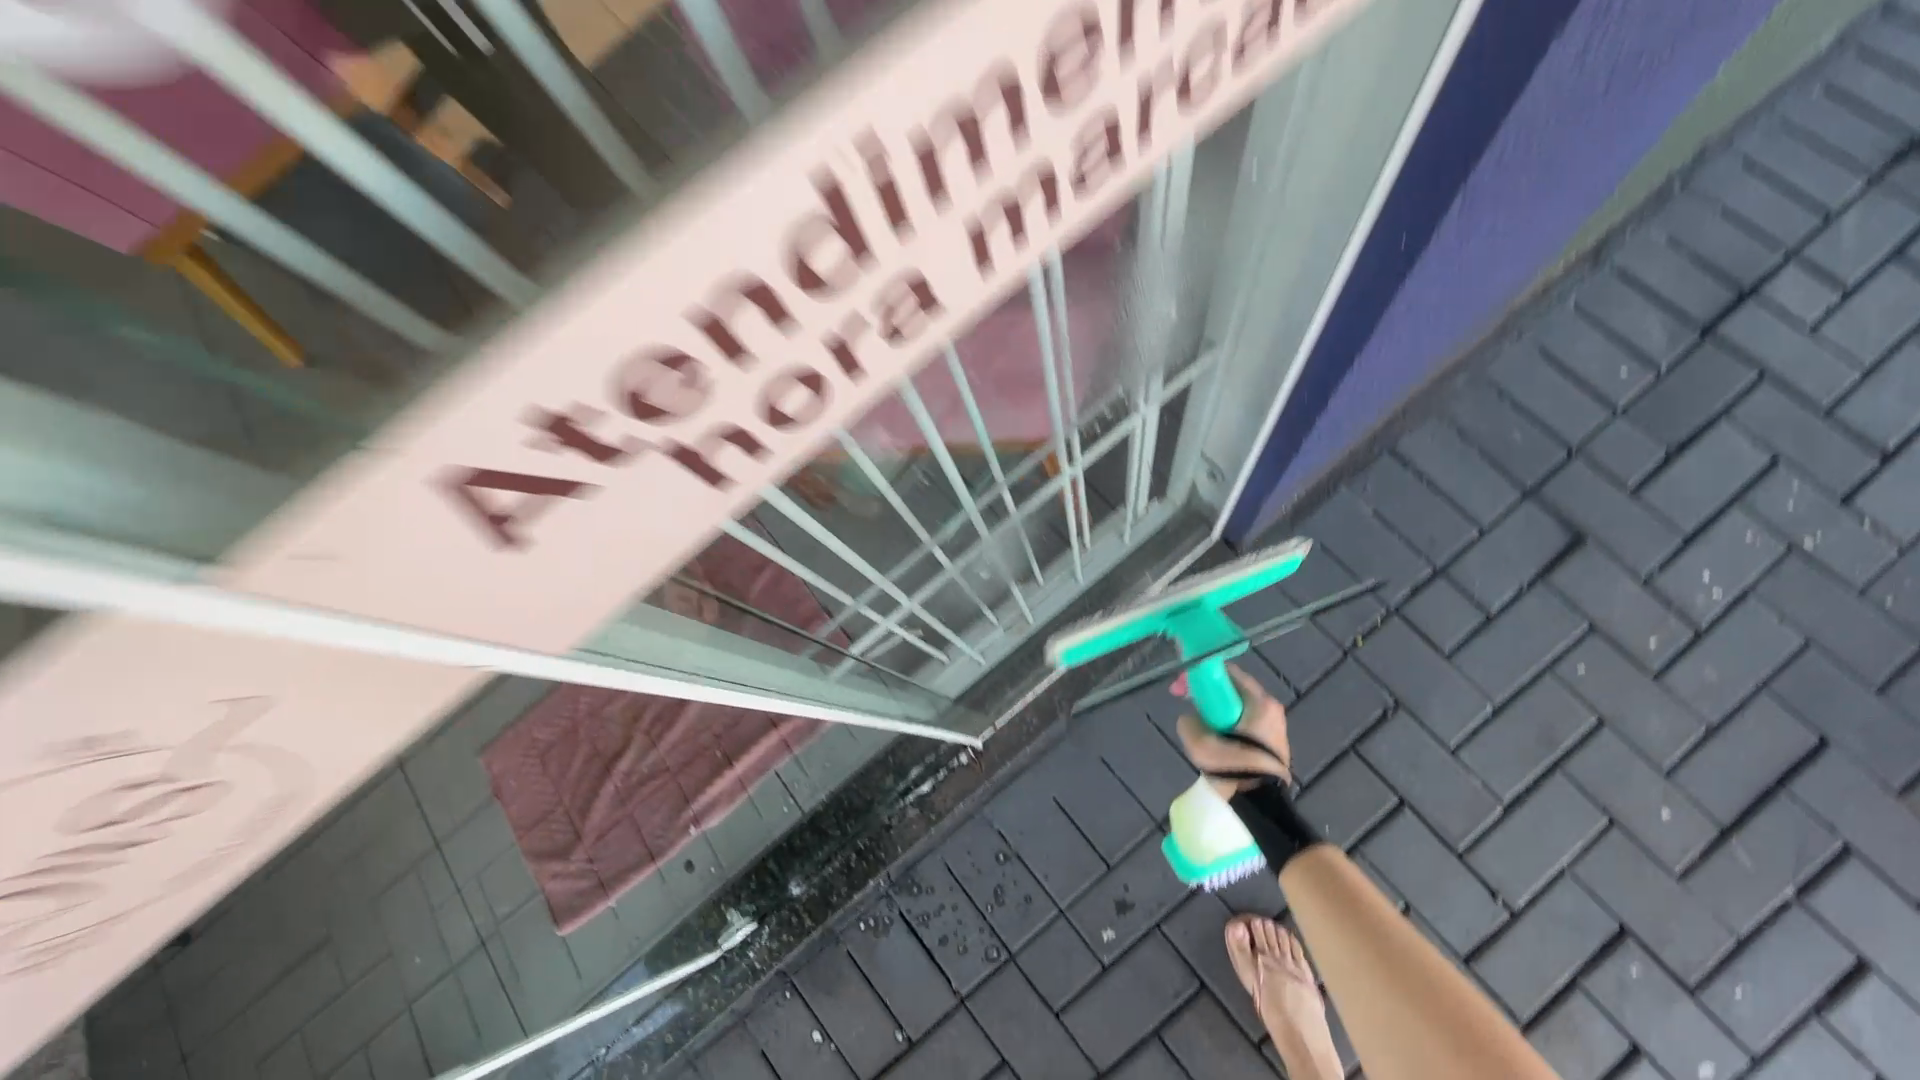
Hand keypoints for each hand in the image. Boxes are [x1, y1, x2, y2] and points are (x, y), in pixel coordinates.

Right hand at [1171, 663, 1291, 791]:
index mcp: (1259, 702)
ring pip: (1240, 708)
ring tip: (1201, 728)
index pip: (1228, 673)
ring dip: (1218, 712)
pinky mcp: (1274, 744)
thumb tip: (1191, 719)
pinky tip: (1217, 741)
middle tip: (1188, 705)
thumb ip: (1189, 721)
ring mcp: (1276, 727)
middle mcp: (1272, 709)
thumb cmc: (1232, 766)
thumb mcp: (1199, 742)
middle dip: (1208, 695)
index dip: (1200, 676)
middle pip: (1234, 690)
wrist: (1259, 804)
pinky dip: (1230, 725)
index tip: (1182, 688)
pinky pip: (1247, 724)